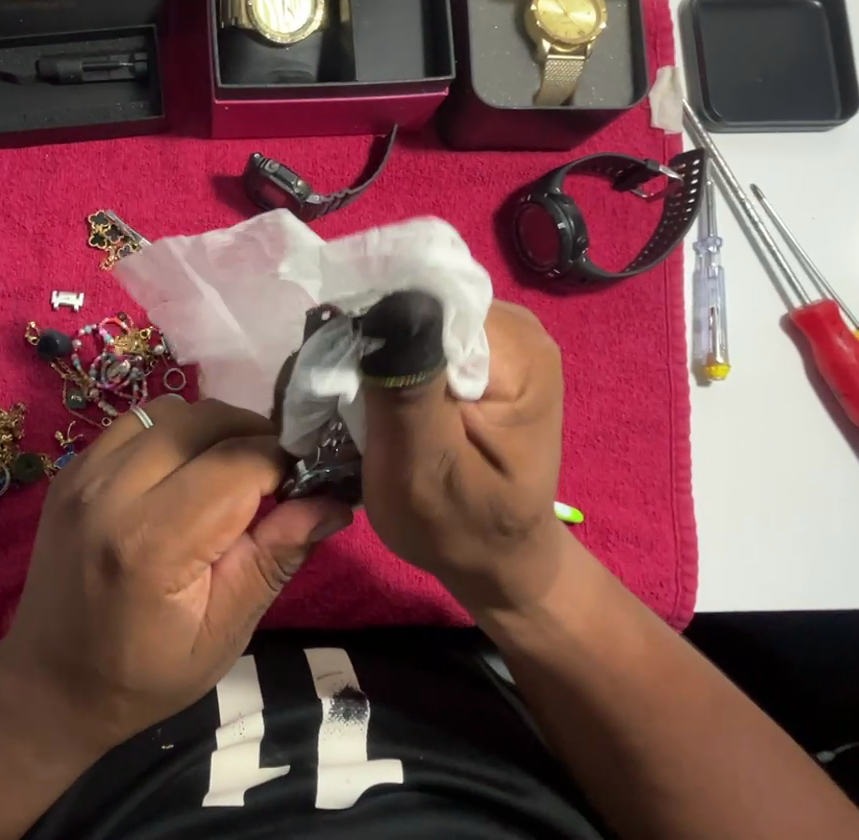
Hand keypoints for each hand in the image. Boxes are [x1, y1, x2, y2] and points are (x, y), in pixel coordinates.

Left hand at [0, 396, 352, 753]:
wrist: (49, 683)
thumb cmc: (144, 675)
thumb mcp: (223, 633)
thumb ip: (275, 557)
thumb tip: (333, 499)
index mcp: (151, 542)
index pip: (239, 463)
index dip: (284, 463)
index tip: (306, 483)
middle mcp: (110, 492)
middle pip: (205, 420)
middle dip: (254, 436)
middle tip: (276, 476)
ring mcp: (83, 473)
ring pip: (172, 410)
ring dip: (213, 429)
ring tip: (231, 471)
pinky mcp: (71, 469)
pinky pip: (136, 422)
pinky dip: (173, 432)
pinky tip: (184, 472)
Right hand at [360, 299, 569, 616]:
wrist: (496, 559)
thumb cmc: (458, 527)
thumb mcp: (423, 470)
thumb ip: (409, 387)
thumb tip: (388, 303)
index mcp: (518, 355)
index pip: (429, 300)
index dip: (374, 322)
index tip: (339, 366)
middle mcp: (519, 329)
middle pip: (423, 301)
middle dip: (374, 336)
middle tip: (344, 390)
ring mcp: (505, 337)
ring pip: (419, 313)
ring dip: (380, 348)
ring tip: (359, 395)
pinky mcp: (487, 350)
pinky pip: (427, 331)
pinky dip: (395, 357)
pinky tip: (383, 393)